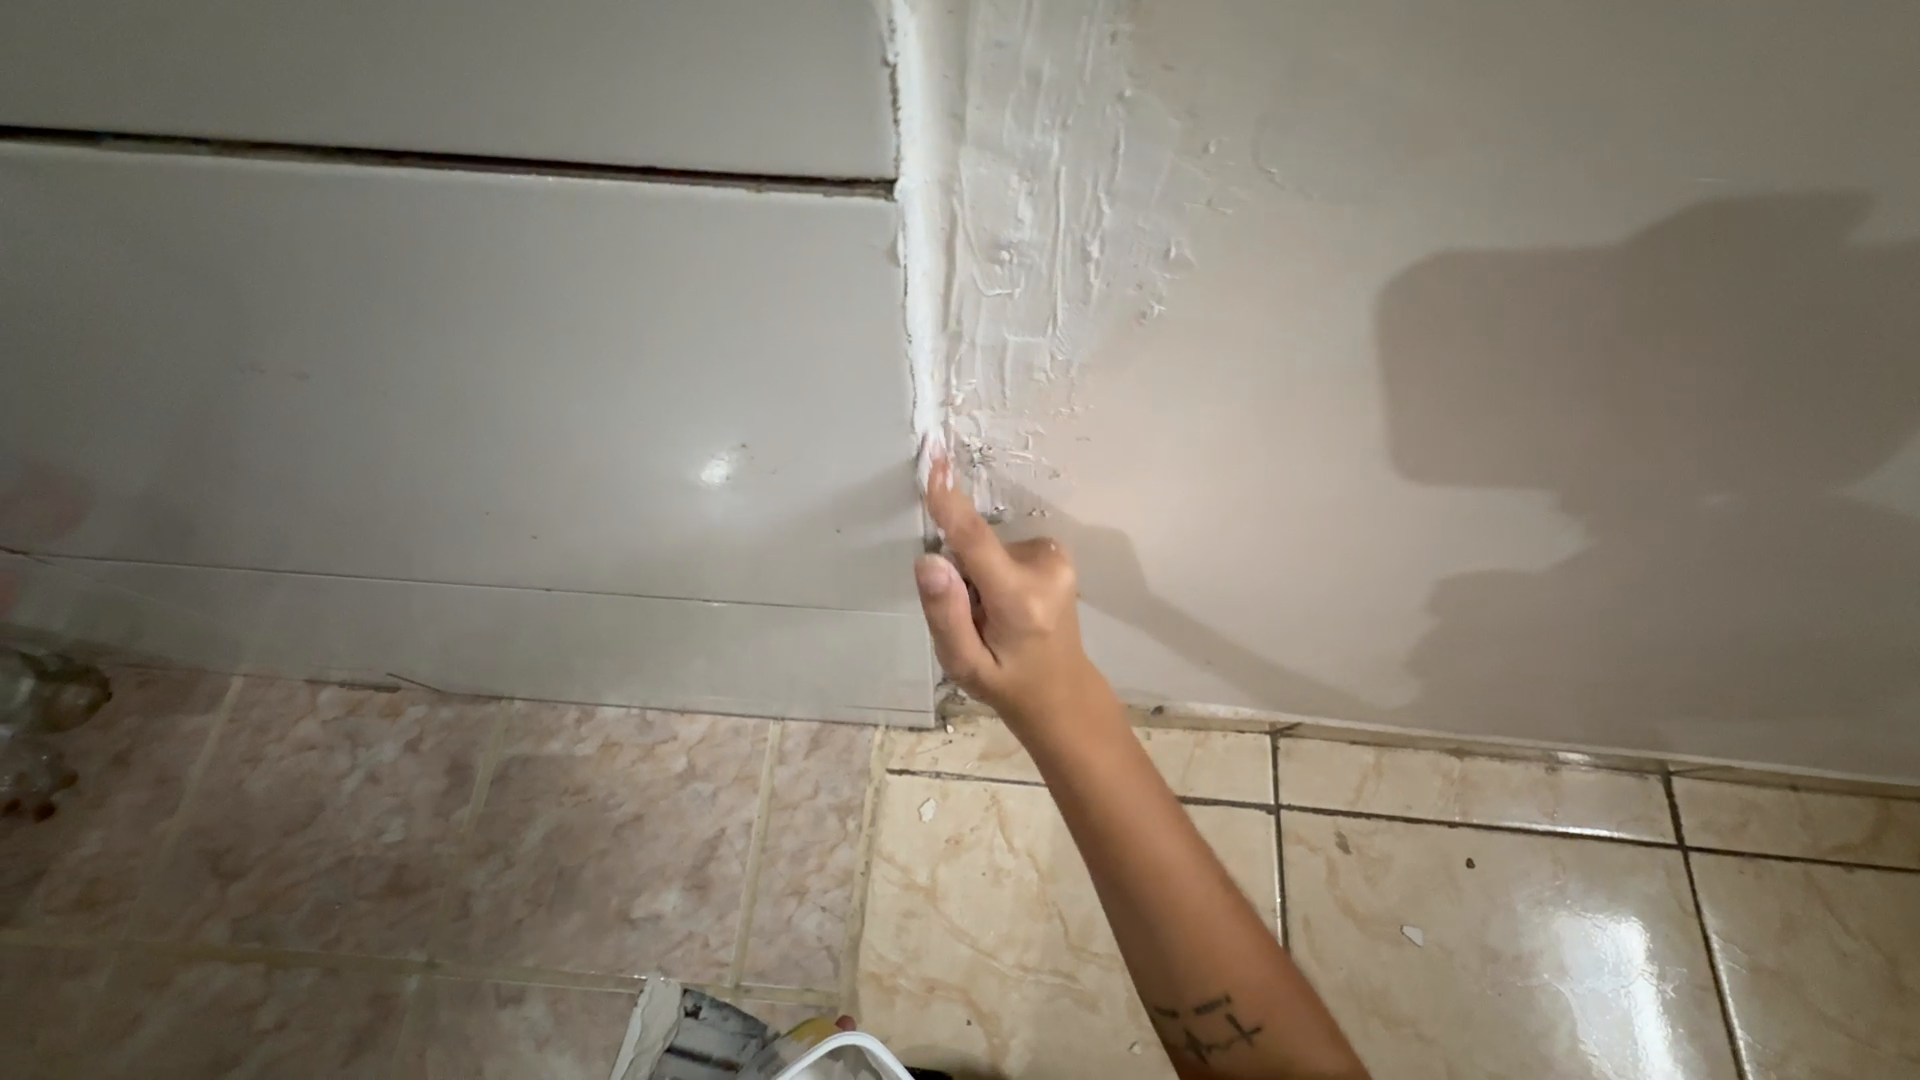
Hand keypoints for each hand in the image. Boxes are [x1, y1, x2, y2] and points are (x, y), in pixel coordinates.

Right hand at [914, 450, 1103, 726]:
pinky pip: (1005, 549)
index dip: (951, 502)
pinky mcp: (1057, 553)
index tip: (934, 462)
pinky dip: (996, 570)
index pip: (976, 539)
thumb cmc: (1008, 683)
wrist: (1061, 691)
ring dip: (980, 574)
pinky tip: (1008, 604)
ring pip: (991, 547)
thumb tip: (930, 560)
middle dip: (961, 572)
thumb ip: (945, 614)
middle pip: (976, 545)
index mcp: (1020, 600)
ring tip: (993, 615)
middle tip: (973, 616)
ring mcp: (1057, 558)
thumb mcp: (964, 664)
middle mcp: (1046, 568)